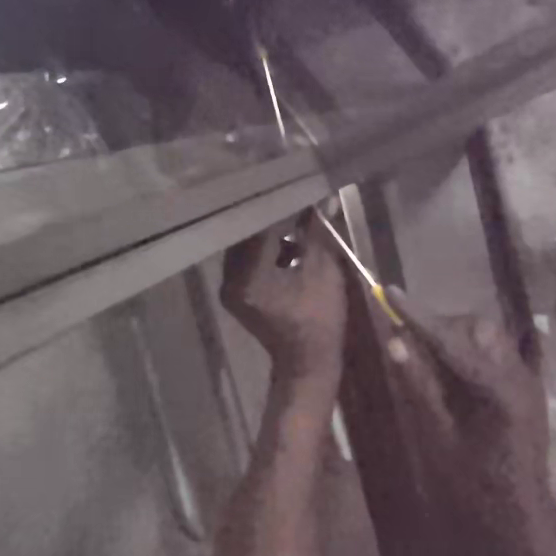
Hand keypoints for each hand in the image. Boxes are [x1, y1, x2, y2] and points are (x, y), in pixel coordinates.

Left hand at [221, 214, 348, 378]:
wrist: (308, 364)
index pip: (260, 227)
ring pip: (247, 247)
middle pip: (248, 236)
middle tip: (296, 203)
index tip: (299, 192)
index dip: (282, 208)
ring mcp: (230, 289)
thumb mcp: (325, 271)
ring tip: (294, 221)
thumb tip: (323, 198)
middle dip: (273, 219)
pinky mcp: (236, 294)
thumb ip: (318, 233)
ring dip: (269, 234)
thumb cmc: (320, 320)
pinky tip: (287, 245)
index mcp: (249, 275)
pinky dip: (265, 251)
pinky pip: (247, 262)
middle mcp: (230, 279)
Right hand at [385, 298, 555, 555]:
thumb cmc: (475, 490)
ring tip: (430, 361)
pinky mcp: (528, 389)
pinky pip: (497, 354)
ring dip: (457, 338)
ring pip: (489, 337)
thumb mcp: (438, 440)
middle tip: (411, 342)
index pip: (450, 340)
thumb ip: (419, 386)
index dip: (418, 315)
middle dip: (442, 326)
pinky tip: (453, 377)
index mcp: (496, 389)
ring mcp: (527, 380)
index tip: (391, 291)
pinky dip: (470, 353)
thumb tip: (396, 341)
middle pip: (477, 327)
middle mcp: (518, 375)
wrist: (522, 523)